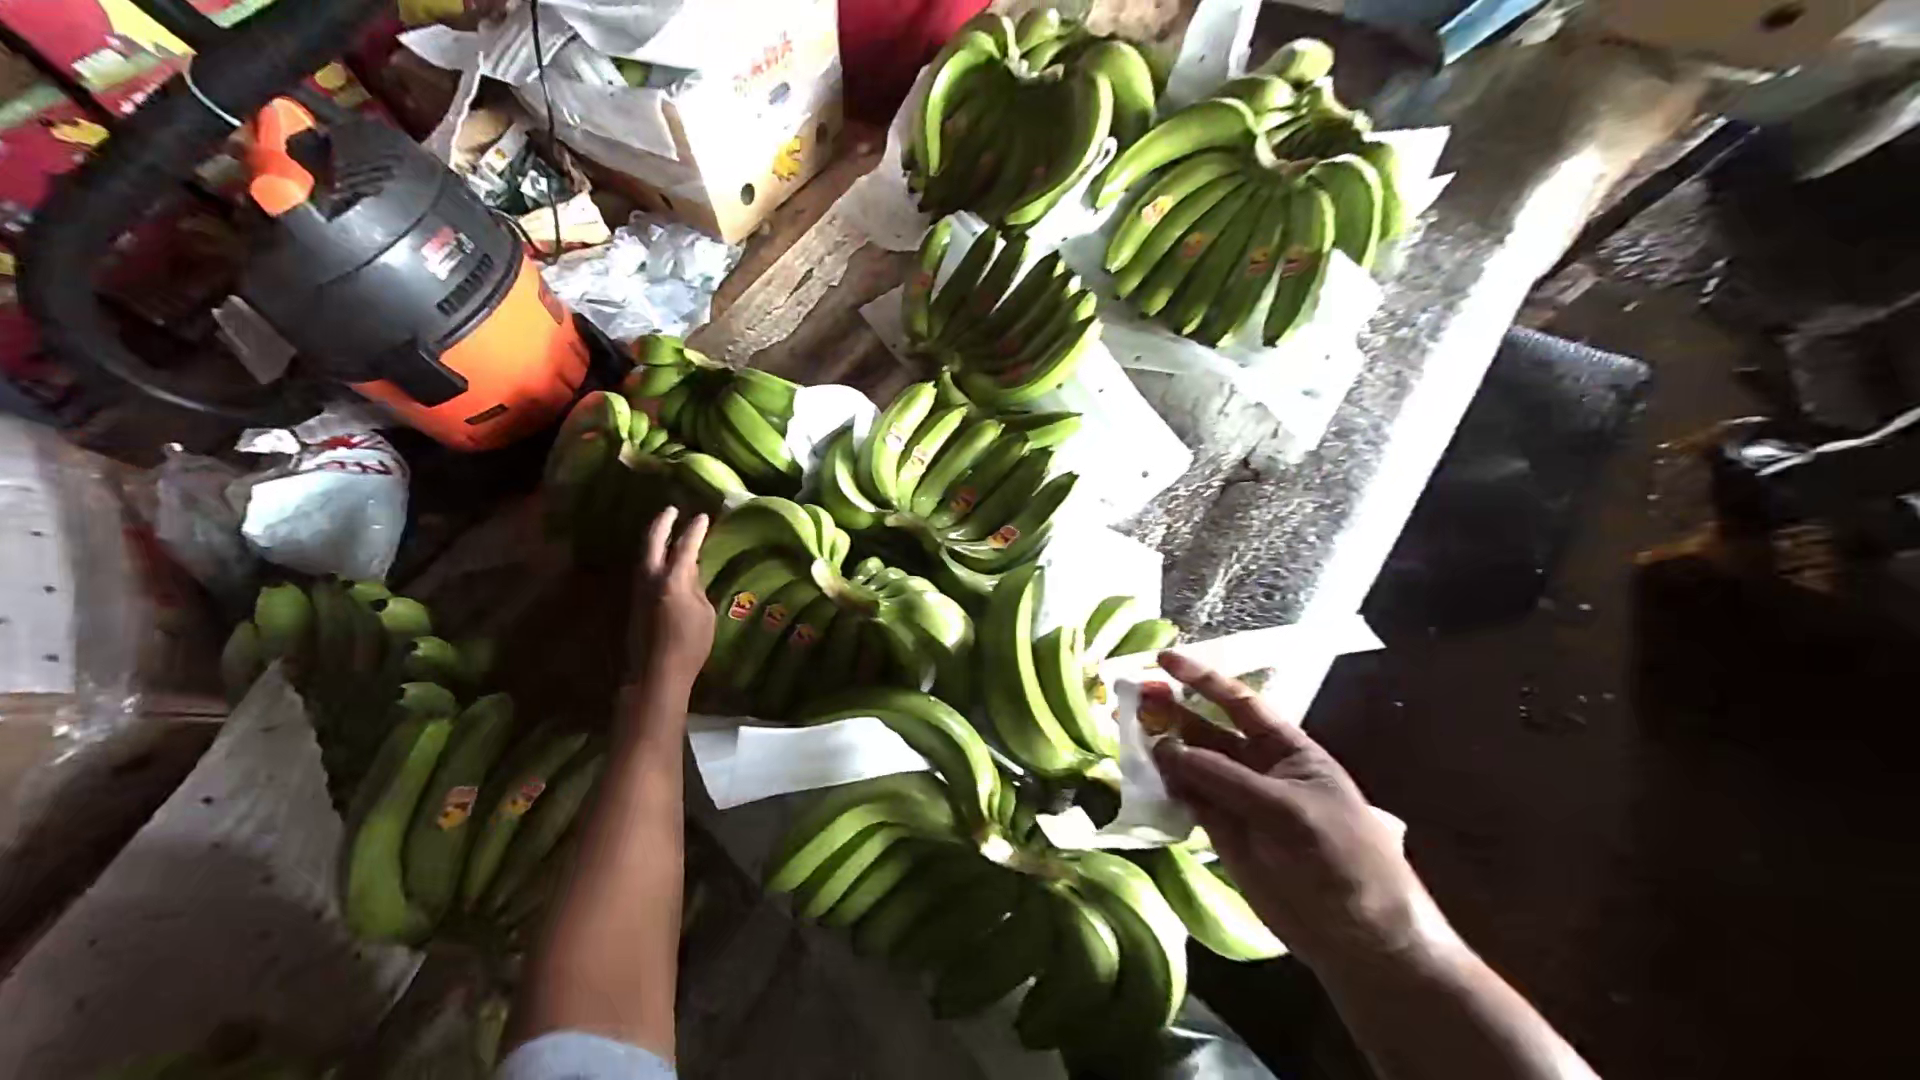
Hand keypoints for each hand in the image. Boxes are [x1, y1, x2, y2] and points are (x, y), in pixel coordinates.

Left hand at [627, 507, 711, 691]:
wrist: (655, 673)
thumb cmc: (689, 645)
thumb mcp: (704, 613)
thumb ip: (696, 588)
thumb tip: (690, 573)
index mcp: (673, 579)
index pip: (685, 546)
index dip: (696, 530)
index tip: (703, 516)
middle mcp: (651, 578)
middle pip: (653, 541)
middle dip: (663, 523)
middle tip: (672, 509)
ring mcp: (638, 589)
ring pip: (644, 554)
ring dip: (654, 538)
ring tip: (665, 528)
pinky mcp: (634, 601)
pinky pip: (643, 568)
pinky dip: (652, 556)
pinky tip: (660, 558)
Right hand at [1148, 652, 1449, 973]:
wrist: (1357, 936)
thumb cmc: (1340, 858)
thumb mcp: (1287, 810)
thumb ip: (1224, 778)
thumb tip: (1165, 748)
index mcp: (1285, 748)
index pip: (1238, 702)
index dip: (1201, 680)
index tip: (1164, 659)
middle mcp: (1256, 765)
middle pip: (1206, 729)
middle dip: (1170, 711)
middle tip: (1130, 698)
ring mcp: (1235, 798)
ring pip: (1190, 763)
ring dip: (1160, 748)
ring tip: (1125, 733)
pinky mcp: (1220, 829)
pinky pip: (1185, 797)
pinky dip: (1163, 786)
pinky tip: (1140, 776)